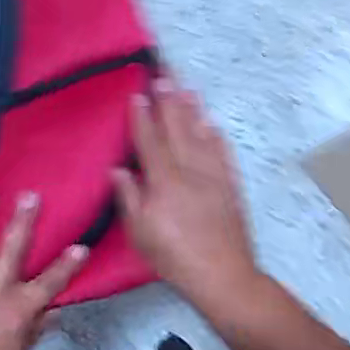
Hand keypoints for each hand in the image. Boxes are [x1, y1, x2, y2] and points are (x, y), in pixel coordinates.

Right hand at [112, 79, 271, 310]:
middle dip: (169, 101)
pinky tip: (211, 122)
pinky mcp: (230, 186)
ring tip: (186, 87)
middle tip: (164, 74)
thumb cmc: (172, 256)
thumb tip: (118, 169)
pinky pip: (223, 153)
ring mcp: (213, 177)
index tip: (138, 93)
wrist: (223, 275)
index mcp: (164, 181)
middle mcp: (190, 171)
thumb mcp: (140, 231)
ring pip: (201, 135)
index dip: (142, 117)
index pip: (150, 141)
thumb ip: (129, 197)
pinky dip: (216, 135)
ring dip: (192, 110)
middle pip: (177, 129)